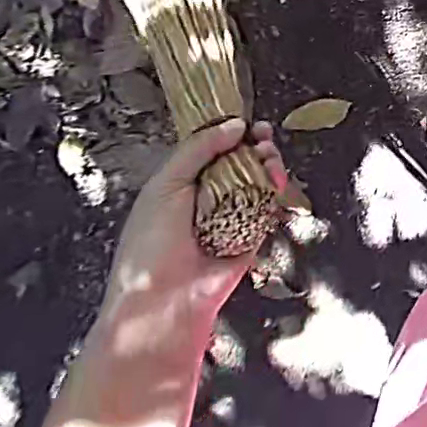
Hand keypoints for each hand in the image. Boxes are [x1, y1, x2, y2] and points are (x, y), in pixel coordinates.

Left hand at [42, 120, 290, 426]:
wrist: (165, 304)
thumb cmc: (151, 247)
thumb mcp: (164, 187)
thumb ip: (198, 149)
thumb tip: (237, 124)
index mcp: (184, 181)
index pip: (213, 146)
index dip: (231, 131)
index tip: (245, 123)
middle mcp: (211, 192)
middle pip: (242, 156)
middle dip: (256, 142)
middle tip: (263, 136)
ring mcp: (235, 210)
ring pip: (260, 174)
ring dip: (269, 160)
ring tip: (269, 158)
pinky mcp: (255, 227)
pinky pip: (270, 199)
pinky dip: (276, 185)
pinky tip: (275, 180)